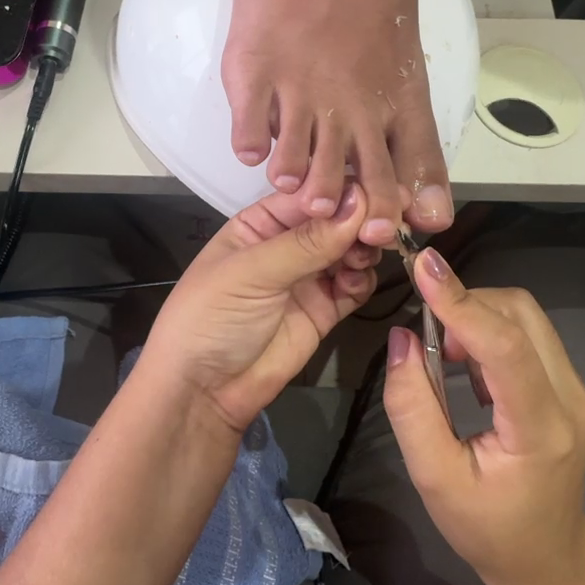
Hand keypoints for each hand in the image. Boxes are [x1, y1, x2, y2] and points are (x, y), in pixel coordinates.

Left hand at [137, 185, 380, 430]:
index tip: (373, 195)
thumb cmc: (212, 317)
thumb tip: (358, 201)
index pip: (310, 195)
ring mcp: (308, 277)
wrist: (204, 391)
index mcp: (261, 222)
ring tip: (361, 258)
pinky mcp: (325, 310)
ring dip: (363, 249)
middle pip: (336, 220)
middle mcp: (288, 243)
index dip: (341, 193)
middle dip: (360, 220)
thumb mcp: (252, 272)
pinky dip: (362, 280)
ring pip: (351, 250)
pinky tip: (353, 283)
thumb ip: (307, 241)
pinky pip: (355, 285)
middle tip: (380, 228)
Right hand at [225, 0, 454, 246]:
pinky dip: (249, 139)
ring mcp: (302, 71)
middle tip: (355, 228)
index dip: (423, 187)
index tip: (427, 220)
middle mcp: (355, 83)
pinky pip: (249, 121)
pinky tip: (249, 147)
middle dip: (363, 206)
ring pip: (304, 157)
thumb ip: (387, 30)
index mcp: (401, 63)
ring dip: (302, 181)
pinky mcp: (253, 48)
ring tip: (299, 192)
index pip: (419, 145)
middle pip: (362, 167)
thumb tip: (369, 55)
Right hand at [382, 246, 584, 584]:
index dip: (462, 303)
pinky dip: (489, 329)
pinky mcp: (566, 385)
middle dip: (467, 306)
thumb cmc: (487, 529)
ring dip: (477, 315)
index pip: (505, 347)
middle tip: (429, 341)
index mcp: (541, 429)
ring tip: (446, 357)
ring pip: (525, 316)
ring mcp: (575, 389)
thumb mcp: (434, 478)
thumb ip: (411, 407)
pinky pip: (527, 332)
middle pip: (520, 315)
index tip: (422, 267)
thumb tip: (401, 338)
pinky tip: (467, 366)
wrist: (547, 559)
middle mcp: (569, 398)